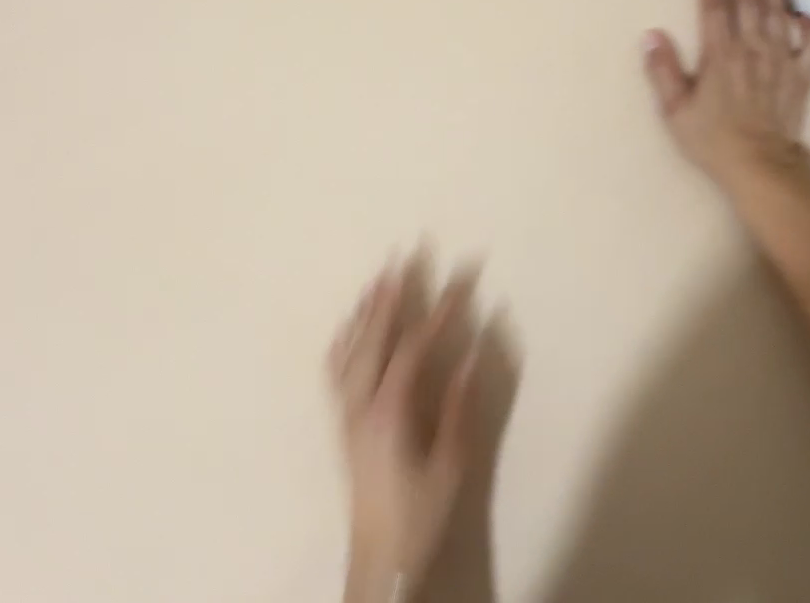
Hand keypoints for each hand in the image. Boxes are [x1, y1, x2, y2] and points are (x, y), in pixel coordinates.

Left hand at [328, 256, 482, 601]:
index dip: (438, 312)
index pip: (414, 347)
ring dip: (367, 309)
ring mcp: (345, 409)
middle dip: (392, 293)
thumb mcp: (449, 463)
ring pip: (351, 346)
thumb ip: (458, 406)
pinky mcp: (340, 418)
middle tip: (406, 256)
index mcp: (389, 411)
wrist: (377, 553)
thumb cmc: (419, 510)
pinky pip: (336, 366)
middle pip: (374, 335)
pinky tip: (353, 322)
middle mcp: (360, 402)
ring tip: (380, 275)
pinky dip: (346, 335)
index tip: (460, 283)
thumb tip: (473, 354)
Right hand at [642, 0, 809, 185]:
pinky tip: (803, 16)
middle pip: (748, 3)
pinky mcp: (801, 77)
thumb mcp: (675, 110)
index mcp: (720, 55)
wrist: (758, 166)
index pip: (713, 8)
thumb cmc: (710, 140)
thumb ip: (662, 71)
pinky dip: (809, 27)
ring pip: (778, 16)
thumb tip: (652, 35)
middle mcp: (752, 50)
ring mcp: (780, 62)